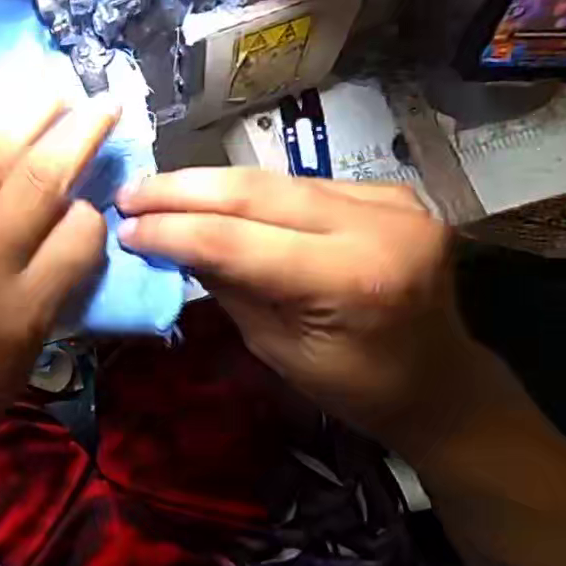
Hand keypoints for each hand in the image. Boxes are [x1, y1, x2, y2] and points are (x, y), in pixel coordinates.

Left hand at [0, 100, 115, 529]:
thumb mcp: (22, 365)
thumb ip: (51, 294)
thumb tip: (71, 230)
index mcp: (20, 312)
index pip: (80, 233)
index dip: (93, 215)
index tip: (91, 211)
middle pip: (40, 178)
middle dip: (80, 132)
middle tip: (104, 99)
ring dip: (26, 115)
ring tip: (53, 85)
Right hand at [116, 169, 509, 452]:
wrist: (443, 382)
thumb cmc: (355, 386)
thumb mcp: (275, 347)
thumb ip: (225, 284)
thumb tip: (168, 241)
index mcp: (350, 279)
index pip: (236, 240)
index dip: (171, 230)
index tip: (123, 227)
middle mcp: (376, 225)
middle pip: (254, 192)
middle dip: (180, 191)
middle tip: (130, 194)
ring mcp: (390, 201)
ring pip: (274, 180)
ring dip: (209, 185)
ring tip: (158, 191)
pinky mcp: (390, 191)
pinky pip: (301, 185)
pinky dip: (251, 192)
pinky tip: (214, 197)